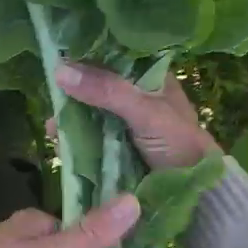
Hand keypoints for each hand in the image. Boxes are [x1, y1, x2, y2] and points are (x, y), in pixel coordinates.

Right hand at [54, 62, 220, 170]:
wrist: (195, 190)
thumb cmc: (177, 142)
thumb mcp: (144, 112)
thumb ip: (107, 91)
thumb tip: (59, 71)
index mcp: (149, 76)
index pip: (112, 56)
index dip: (84, 56)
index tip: (56, 60)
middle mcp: (135, 94)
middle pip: (95, 85)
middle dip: (71, 94)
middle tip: (52, 104)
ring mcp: (125, 120)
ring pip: (90, 112)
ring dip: (70, 120)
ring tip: (53, 132)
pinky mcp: (117, 145)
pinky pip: (91, 136)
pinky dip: (76, 140)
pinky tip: (61, 145)